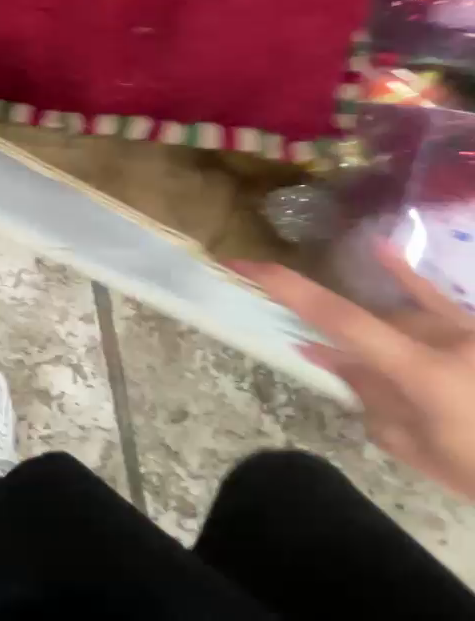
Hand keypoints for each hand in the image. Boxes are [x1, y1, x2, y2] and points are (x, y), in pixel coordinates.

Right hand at [231, 252, 474, 499]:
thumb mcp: (410, 443)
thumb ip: (366, 392)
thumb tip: (326, 353)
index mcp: (423, 370)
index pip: (339, 317)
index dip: (286, 288)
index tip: (241, 263)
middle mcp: (447, 340)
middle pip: (372, 324)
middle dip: (354, 349)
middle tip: (368, 385)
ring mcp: (469, 334)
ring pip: (400, 318)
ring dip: (382, 339)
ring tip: (398, 374)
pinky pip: (440, 299)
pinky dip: (408, 278)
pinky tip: (380, 250)